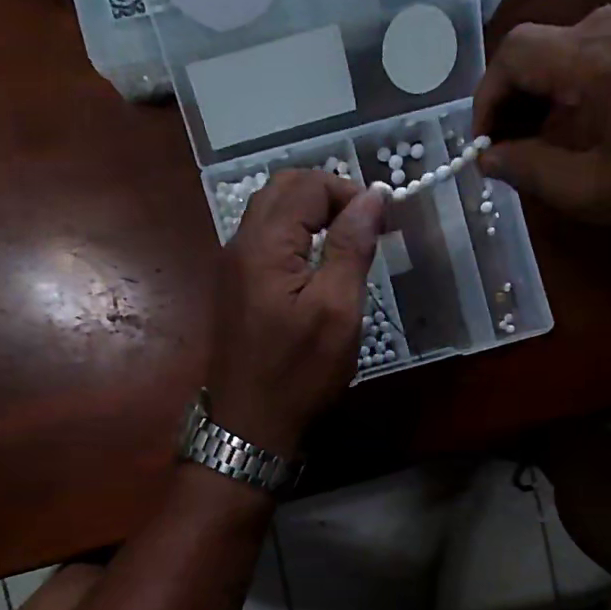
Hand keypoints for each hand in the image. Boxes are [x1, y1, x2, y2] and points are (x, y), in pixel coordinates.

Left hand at [206, 170, 385, 456]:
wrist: (247, 424)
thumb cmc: (297, 373)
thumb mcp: (337, 311)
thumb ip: (351, 248)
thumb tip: (372, 196)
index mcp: (263, 245)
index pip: (306, 185)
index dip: (347, 191)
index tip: (379, 222)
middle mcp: (239, 245)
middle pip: (282, 189)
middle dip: (326, 195)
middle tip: (362, 226)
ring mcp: (231, 267)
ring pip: (269, 212)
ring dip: (309, 214)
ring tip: (344, 242)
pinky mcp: (233, 287)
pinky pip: (262, 240)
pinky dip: (292, 236)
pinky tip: (315, 264)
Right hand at [472, 7, 610, 228]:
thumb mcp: (586, 189)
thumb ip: (526, 169)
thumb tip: (487, 159)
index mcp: (595, 60)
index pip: (514, 53)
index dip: (486, 98)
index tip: (484, 143)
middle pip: (538, 46)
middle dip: (511, 97)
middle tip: (506, 147)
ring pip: (568, 45)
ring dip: (542, 90)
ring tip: (540, 139)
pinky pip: (602, 47)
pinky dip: (574, 81)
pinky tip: (581, 122)